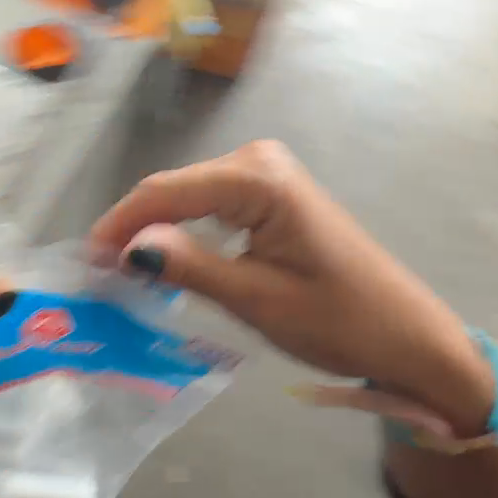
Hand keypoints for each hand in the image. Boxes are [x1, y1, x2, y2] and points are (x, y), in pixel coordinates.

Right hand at [88, 141, 493, 431]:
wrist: (411, 339)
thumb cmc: (342, 321)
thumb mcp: (257, 299)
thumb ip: (187, 266)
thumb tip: (126, 248)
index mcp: (257, 176)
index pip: (167, 190)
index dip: (121, 222)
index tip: (86, 260)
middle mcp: (257, 159)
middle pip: (175, 188)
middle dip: (134, 225)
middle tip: (99, 272)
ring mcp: (266, 171)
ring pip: (188, 195)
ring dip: (155, 228)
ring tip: (120, 267)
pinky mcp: (270, 191)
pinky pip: (210, 203)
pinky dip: (183, 228)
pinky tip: (163, 254)